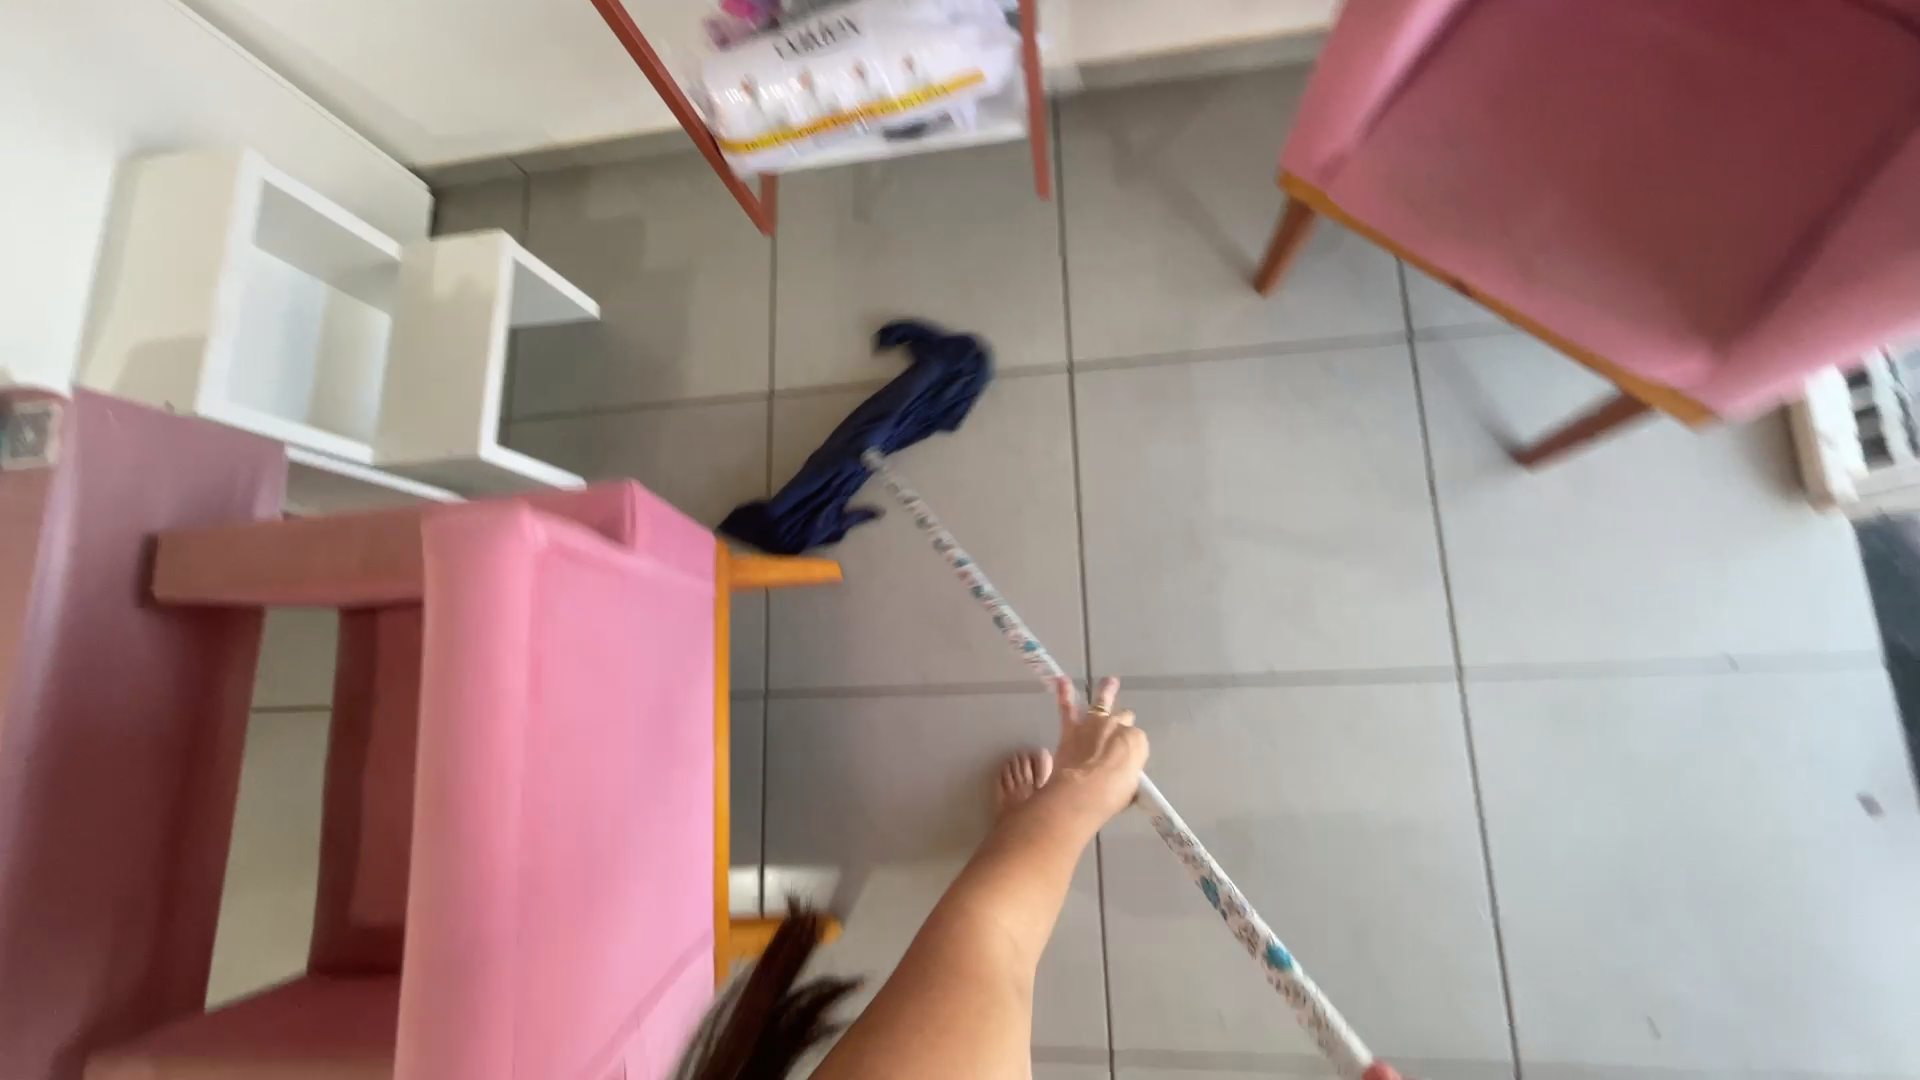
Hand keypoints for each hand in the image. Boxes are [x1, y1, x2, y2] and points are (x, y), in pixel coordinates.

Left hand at [1041, 676, 1147, 828]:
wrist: (1083, 791)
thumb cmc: (1112, 795)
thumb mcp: (1130, 788)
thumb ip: (1127, 774)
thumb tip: (1122, 776)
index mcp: (1136, 741)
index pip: (1137, 740)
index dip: (1131, 748)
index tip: (1126, 759)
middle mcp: (1117, 725)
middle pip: (1123, 718)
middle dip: (1121, 724)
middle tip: (1117, 733)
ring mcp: (1094, 723)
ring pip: (1103, 702)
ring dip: (1107, 691)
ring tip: (1110, 680)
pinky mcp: (1072, 727)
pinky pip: (1067, 707)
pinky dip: (1064, 694)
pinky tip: (1061, 680)